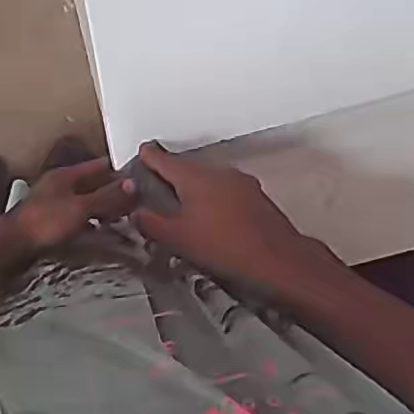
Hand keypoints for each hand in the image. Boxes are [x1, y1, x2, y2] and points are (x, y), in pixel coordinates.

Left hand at [1, 158, 136, 252]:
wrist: (11, 245)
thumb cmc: (42, 222)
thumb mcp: (80, 208)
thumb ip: (106, 197)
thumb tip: (132, 184)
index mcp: (67, 175)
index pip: (100, 165)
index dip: (121, 171)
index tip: (140, 179)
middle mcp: (60, 186)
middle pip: (95, 185)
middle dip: (115, 193)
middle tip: (138, 203)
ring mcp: (55, 204)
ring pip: (87, 202)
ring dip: (105, 210)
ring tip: (125, 219)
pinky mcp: (51, 223)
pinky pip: (79, 218)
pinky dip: (93, 223)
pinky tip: (102, 233)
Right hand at [131, 142, 335, 296]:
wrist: (276, 260)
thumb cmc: (226, 247)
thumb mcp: (176, 238)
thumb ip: (151, 223)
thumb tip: (138, 214)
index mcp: (195, 178)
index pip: (165, 160)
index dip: (150, 157)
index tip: (143, 153)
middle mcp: (220, 173)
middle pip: (188, 170)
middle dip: (171, 179)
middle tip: (156, 191)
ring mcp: (241, 184)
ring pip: (208, 182)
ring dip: (193, 193)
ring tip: (182, 214)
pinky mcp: (255, 198)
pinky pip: (226, 193)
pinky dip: (213, 202)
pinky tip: (209, 223)